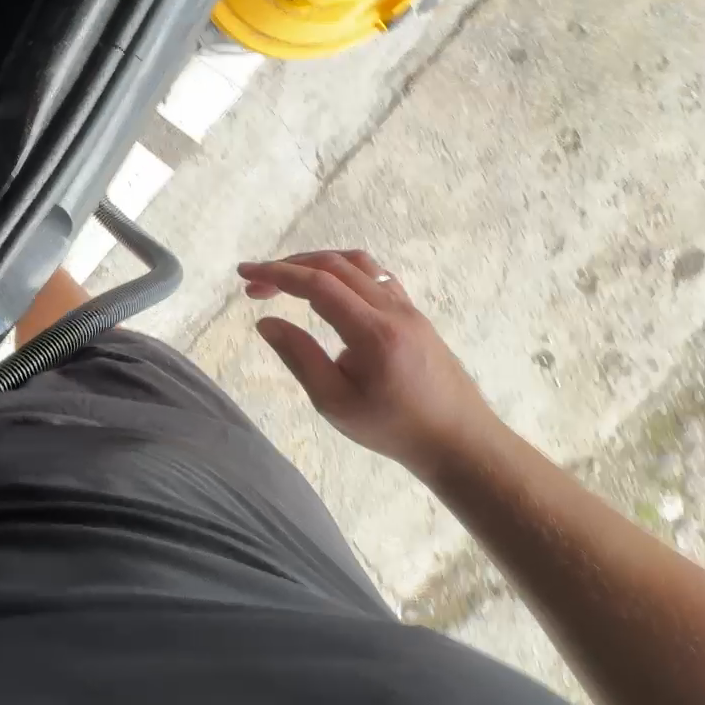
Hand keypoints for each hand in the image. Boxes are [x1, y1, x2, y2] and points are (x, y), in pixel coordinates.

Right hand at [237, 250, 500, 478]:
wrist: (460, 442)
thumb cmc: (392, 427)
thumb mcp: (333, 401)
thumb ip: (299, 357)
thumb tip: (266, 322)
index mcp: (373, 332)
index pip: (318, 284)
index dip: (276, 273)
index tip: (244, 274)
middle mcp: (394, 311)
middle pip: (335, 266)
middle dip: (288, 266)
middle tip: (254, 284)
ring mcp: (408, 310)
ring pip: (358, 264)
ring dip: (315, 263)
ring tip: (287, 279)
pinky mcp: (414, 316)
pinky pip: (376, 276)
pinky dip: (341, 271)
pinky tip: (326, 288)